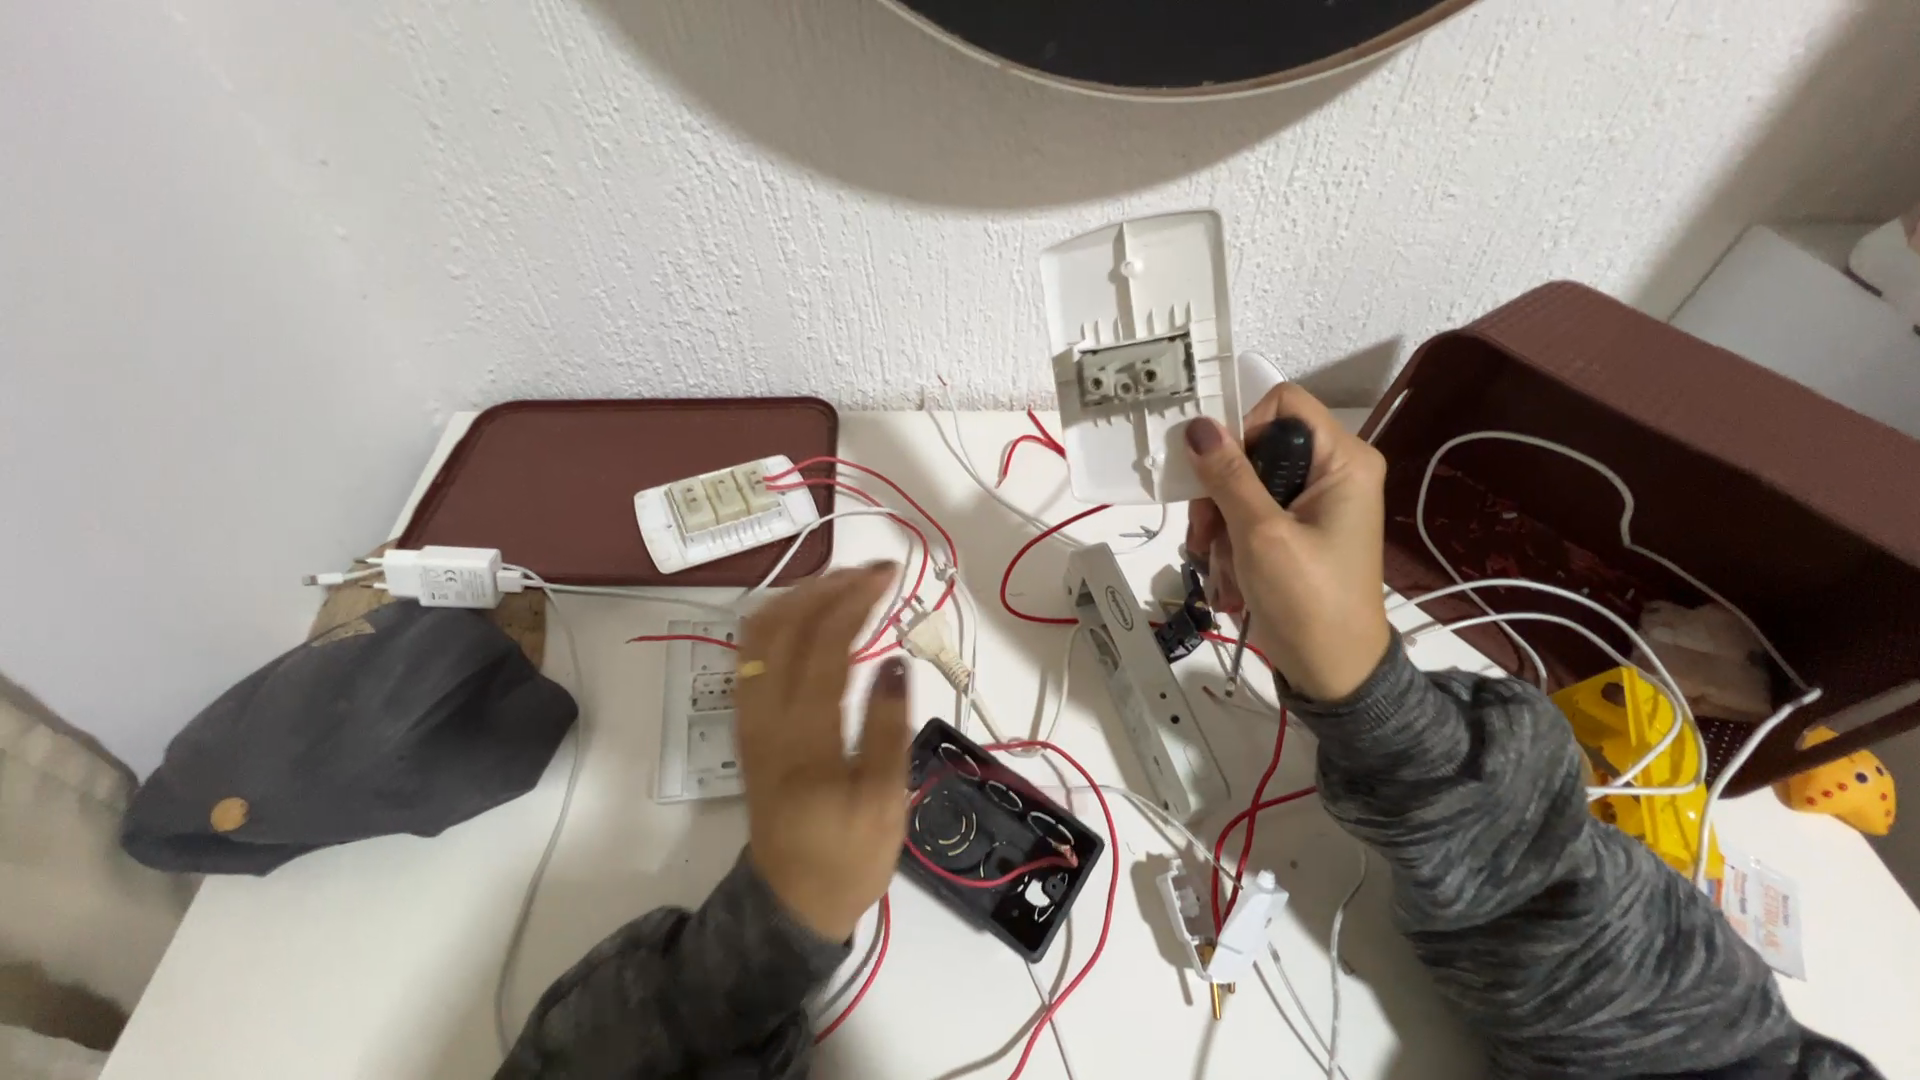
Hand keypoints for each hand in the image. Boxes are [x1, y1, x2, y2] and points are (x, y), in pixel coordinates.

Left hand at [736, 564, 912, 942]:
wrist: (789, 900)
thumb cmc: (848, 856)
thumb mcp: (884, 802)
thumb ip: (889, 727)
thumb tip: (897, 661)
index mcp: (805, 735)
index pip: (825, 643)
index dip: (856, 599)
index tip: (890, 574)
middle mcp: (767, 715)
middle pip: (785, 625)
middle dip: (829, 585)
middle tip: (874, 571)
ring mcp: (750, 718)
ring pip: (758, 633)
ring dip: (800, 596)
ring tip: (845, 583)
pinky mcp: (747, 724)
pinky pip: (751, 655)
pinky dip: (780, 620)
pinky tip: (810, 616)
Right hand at [1184, 385, 1393, 701]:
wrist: (1332, 672)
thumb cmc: (1307, 601)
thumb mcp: (1260, 535)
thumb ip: (1228, 477)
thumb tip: (1198, 426)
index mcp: (1344, 461)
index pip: (1283, 404)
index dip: (1242, 429)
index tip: (1216, 472)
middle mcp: (1333, 472)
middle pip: (1256, 449)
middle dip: (1220, 492)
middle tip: (1205, 533)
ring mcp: (1314, 503)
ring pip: (1244, 485)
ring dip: (1219, 525)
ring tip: (1218, 566)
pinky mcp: (1297, 530)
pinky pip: (1250, 515)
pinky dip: (1231, 542)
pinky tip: (1229, 576)